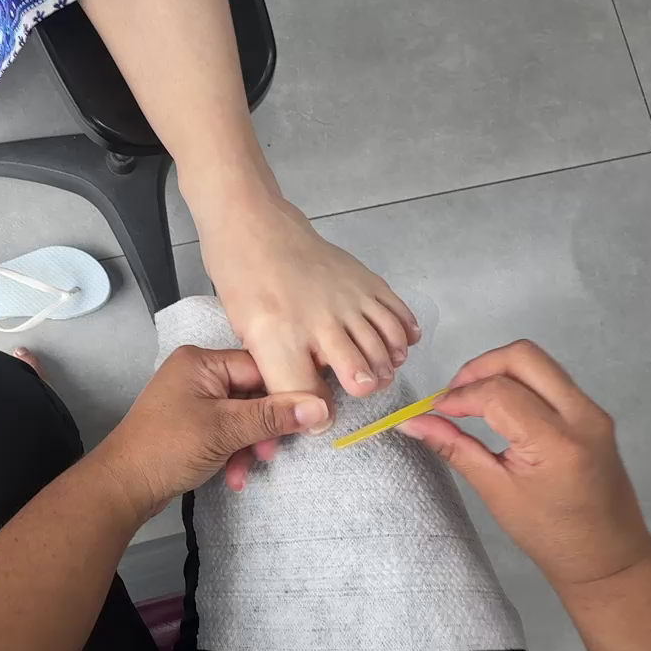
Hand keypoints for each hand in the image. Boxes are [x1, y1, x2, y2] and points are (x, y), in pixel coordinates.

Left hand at [91, 346, 329, 515]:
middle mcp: (197, 373)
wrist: (123, 486)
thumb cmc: (169, 448)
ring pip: (241, 416)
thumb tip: (321, 407)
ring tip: (251, 467)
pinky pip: (225, 431)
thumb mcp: (225, 430)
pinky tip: (235, 476)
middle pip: (252, 393)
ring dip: (250, 444)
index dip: (286, 393)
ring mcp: (193, 399)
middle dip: (264, 426)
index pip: (259, 367)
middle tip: (273, 452)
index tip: (310, 419)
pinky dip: (234, 452)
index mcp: (201, 361)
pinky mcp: (191, 424)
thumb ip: (273, 416)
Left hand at [197, 194, 419, 405]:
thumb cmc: (246, 284)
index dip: (317, 414)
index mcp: (278, 338)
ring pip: (384, 344)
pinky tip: (401, 344)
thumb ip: (280, 372)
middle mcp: (317, 321)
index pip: (304, 392)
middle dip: (366, 386)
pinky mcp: (363, 281)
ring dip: (388, 364)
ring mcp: (345, 299)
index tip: (323, 419)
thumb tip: (311, 406)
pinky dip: (404, 333)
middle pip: (360, 371)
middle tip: (362, 386)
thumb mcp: (248, 336)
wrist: (256, 230)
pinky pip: (395, 312)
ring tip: (382, 370)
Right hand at [399, 340, 650, 587]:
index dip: (459, 396)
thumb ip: (454, 448)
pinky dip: (516, 381)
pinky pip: (548, 378)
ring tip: (472, 400)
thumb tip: (412, 423)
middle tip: (455, 396)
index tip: (434, 411)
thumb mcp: (495, 491)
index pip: (498, 393)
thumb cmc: (550, 534)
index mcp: (557, 443)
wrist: (610, 557)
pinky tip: (497, 407)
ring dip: (497, 370)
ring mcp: (592, 411)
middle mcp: (581, 416)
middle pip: (522, 356)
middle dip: (479, 368)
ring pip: (536, 362)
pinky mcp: (592, 412)